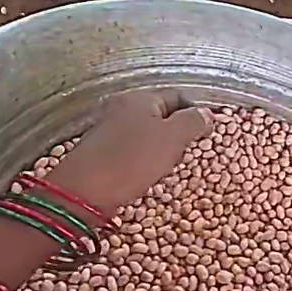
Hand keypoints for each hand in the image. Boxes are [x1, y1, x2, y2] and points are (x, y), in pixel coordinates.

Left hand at [44, 91, 211, 215]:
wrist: (82, 193)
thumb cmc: (130, 162)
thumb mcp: (171, 139)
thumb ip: (192, 123)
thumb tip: (207, 114)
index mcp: (139, 98)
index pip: (177, 97)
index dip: (196, 113)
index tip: (209, 134)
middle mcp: (120, 109)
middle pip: (160, 116)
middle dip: (178, 134)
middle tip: (192, 153)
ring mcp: (108, 132)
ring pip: (145, 136)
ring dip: (161, 150)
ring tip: (172, 168)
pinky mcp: (100, 155)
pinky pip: (131, 153)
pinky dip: (144, 162)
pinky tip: (147, 177)